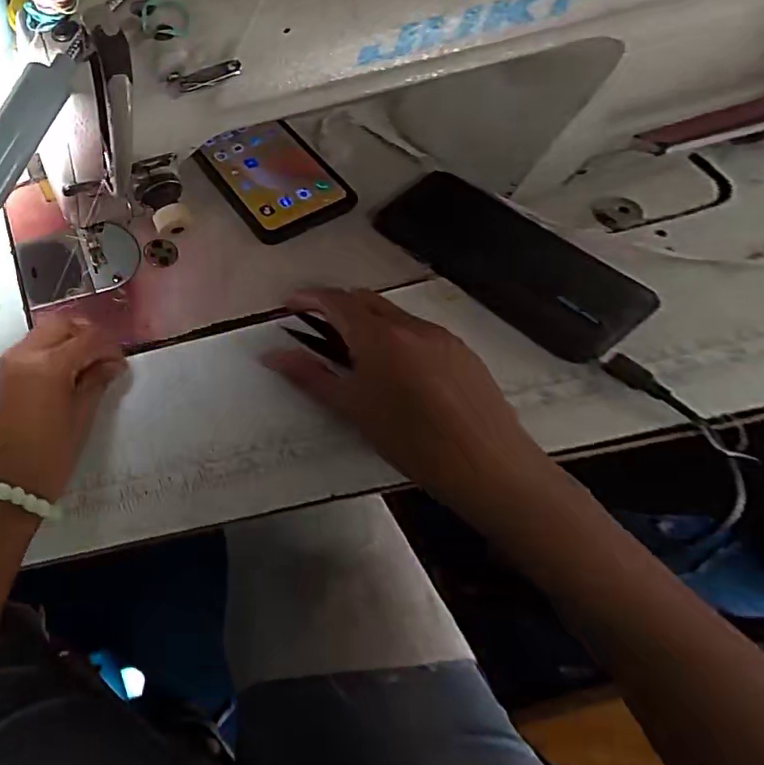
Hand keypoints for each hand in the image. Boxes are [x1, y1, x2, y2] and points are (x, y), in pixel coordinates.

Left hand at [0, 315, 125, 504]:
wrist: (5, 485)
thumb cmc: (49, 457)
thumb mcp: (80, 419)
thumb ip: (96, 382)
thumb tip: (112, 364)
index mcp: (47, 365)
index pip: (87, 338)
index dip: (109, 347)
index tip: (121, 363)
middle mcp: (25, 354)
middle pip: (62, 324)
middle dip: (87, 334)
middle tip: (105, 357)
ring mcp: (10, 361)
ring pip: (45, 331)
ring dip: (68, 339)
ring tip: (88, 364)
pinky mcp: (4, 372)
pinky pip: (32, 346)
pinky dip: (52, 348)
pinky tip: (68, 370)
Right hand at [262, 288, 555, 504]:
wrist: (488, 466)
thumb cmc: (414, 441)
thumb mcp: (352, 409)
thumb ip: (310, 376)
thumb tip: (275, 356)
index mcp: (380, 337)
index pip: (336, 302)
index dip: (309, 298)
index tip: (291, 305)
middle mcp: (411, 327)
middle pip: (365, 300)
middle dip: (336, 306)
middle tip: (316, 326)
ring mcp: (441, 337)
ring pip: (394, 315)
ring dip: (367, 321)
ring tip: (355, 353)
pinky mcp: (462, 352)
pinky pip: (419, 331)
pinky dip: (396, 336)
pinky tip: (395, 370)